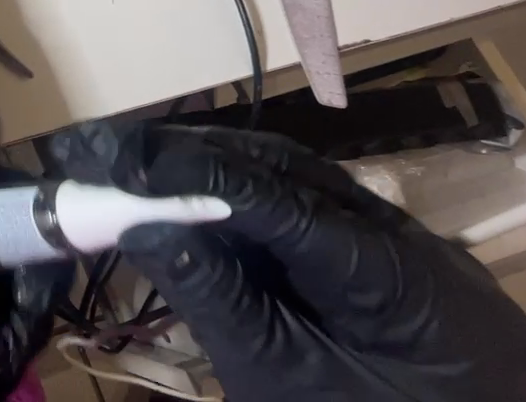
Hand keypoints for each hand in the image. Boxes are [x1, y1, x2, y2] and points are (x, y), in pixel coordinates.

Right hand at [52, 123, 525, 401]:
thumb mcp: (276, 380)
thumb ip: (212, 297)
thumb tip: (135, 225)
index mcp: (411, 289)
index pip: (283, 202)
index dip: (194, 174)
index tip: (116, 160)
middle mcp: (419, 248)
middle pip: (286, 170)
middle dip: (188, 154)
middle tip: (106, 147)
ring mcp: (403, 247)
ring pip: (289, 174)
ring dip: (202, 162)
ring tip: (129, 159)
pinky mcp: (377, 255)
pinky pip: (296, 201)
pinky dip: (230, 189)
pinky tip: (179, 188)